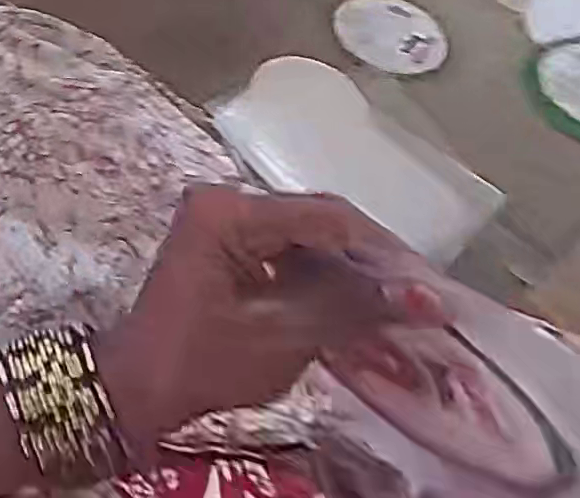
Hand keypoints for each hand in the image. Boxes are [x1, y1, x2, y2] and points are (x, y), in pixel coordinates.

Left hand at [96, 188, 447, 446]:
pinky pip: (280, 247)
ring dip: (346, 268)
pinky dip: (316, 273)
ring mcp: (219, 218)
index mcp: (228, 209)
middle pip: (312, 220)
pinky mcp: (222, 240)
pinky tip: (352, 303)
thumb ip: (352, 306)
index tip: (435, 287)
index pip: (323, 216)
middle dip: (368, 259)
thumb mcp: (284, 334)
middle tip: (423, 299)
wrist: (143, 380)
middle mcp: (222, 200)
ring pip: (301, 234)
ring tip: (397, 305)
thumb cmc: (205, 358)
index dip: (383, 250)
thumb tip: (427, 296)